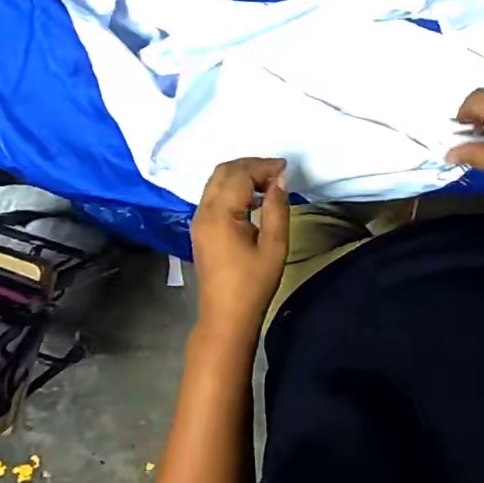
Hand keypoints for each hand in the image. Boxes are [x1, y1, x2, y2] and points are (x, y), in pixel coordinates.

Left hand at [190, 157, 289, 334]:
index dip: (262, 166)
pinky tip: (252, 199)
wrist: (226, 316)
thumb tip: (279, 181)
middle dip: (250, 166)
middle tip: (277, 173)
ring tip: (268, 184)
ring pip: (216, 182)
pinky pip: (213, 196)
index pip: (239, 174)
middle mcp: (203, 212)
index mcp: (219, 215)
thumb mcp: (274, 247)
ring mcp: (198, 220)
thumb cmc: (253, 284)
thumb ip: (277, 209)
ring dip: (241, 175)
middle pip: (223, 172)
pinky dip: (232, 188)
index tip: (285, 169)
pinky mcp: (200, 229)